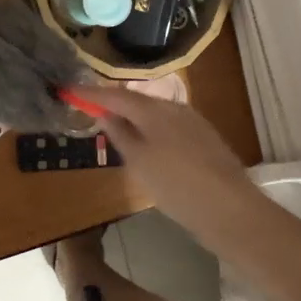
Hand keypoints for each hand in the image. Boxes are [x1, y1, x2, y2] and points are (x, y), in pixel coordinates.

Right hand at [69, 84, 258, 237]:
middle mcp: (173, 107)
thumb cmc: (177, 186)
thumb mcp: (139, 163)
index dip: (90, 94)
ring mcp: (193, 121)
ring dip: (134, 116)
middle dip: (114, 103)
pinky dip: (152, 128)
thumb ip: (120, 135)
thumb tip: (104, 114)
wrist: (231, 210)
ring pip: (155, 112)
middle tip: (93, 108)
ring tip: (118, 126)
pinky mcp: (205, 137)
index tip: (69, 90)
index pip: (114, 96)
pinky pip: (170, 124)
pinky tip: (150, 143)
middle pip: (137, 100)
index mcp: (153, 111)